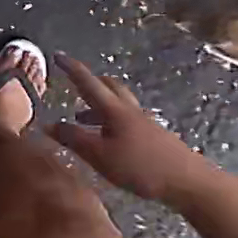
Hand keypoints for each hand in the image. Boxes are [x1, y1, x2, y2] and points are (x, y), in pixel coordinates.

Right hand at [49, 53, 237, 206]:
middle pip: (109, 86)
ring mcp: (143, 124)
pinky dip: (108, 122)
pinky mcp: (152, 138)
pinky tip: (105, 140)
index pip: (88, 82)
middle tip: (73, 85)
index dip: (71, 68)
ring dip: (97, 106)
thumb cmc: (142, 167)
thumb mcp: (100, 156)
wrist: (189, 182)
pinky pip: (124, 121)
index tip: (58, 55)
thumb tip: (48, 125)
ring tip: (80, 118)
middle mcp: (129, 111)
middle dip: (90, 83)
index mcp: (114, 110)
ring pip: (117, 104)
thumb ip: (74, 139)